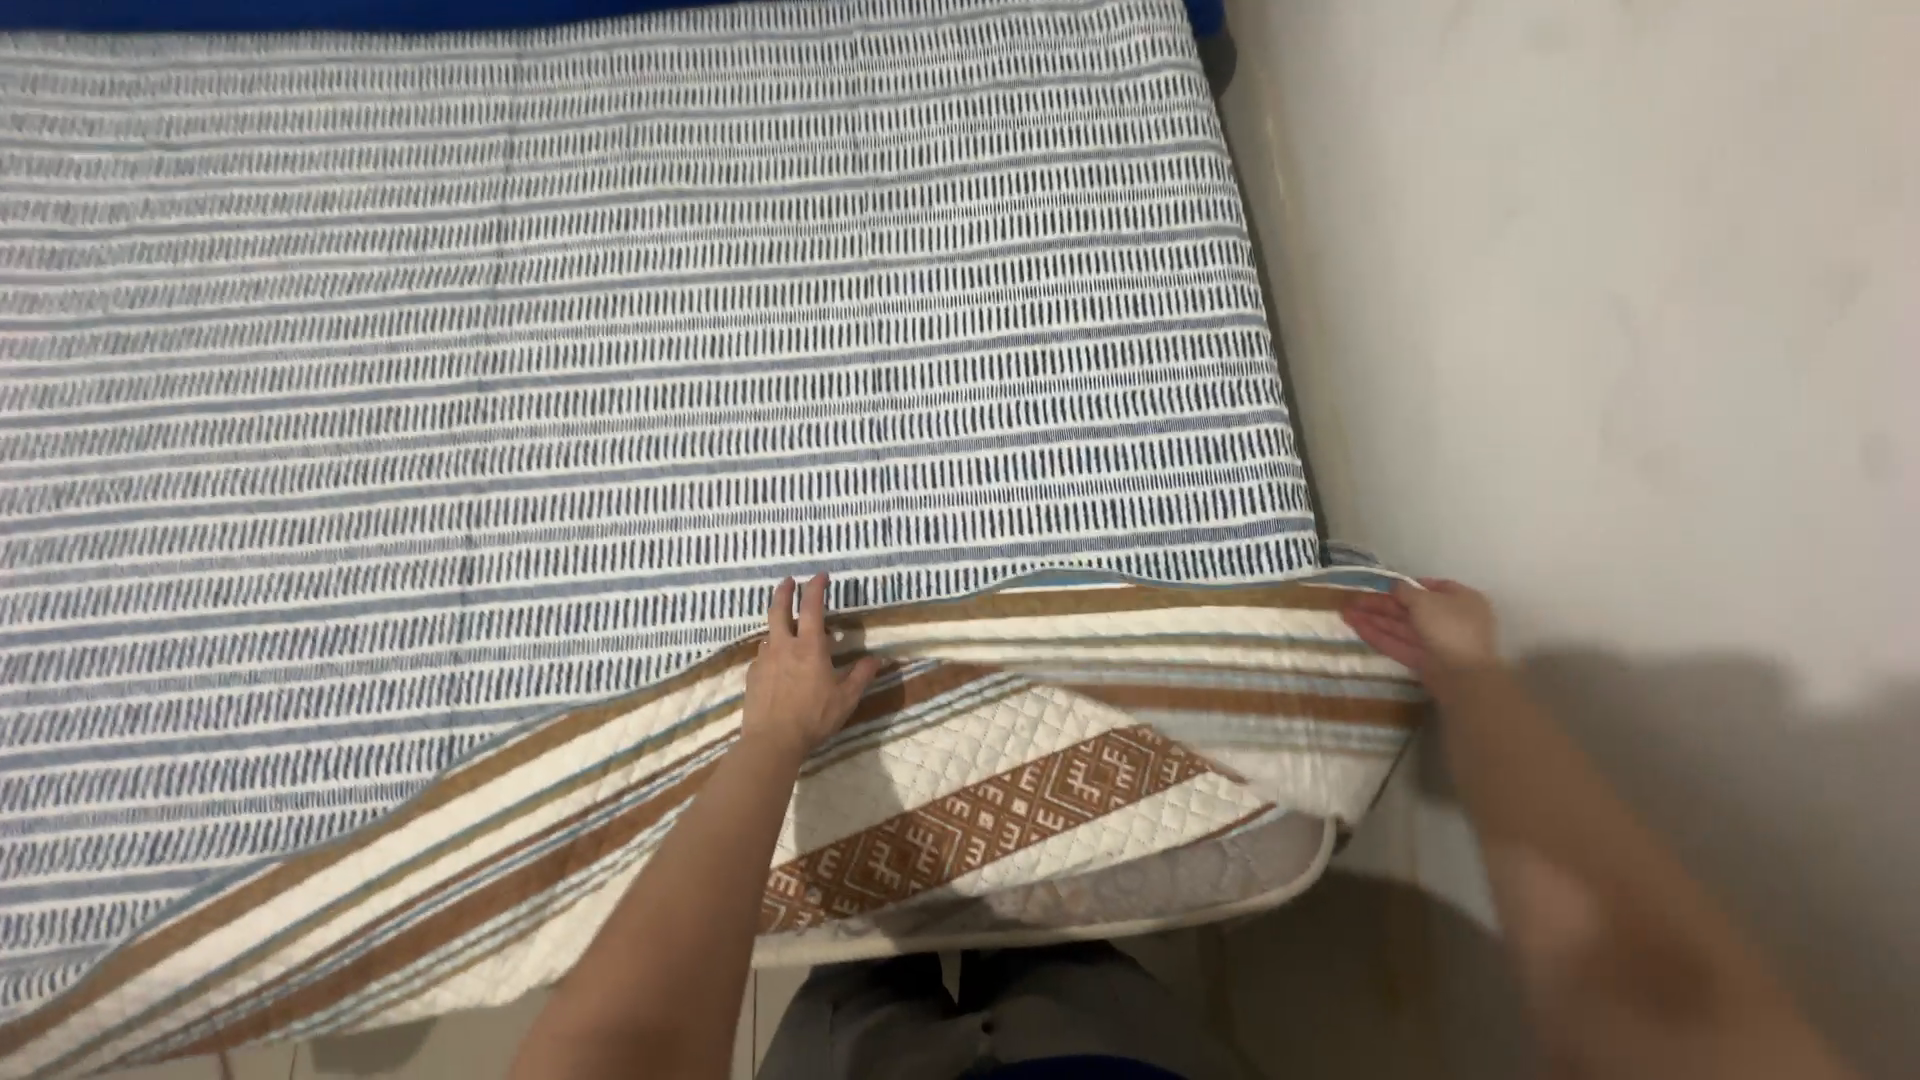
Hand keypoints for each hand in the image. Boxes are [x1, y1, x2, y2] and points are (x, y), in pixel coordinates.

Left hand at [742, 573, 882, 761]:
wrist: (772, 741)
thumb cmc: (814, 718)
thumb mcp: (846, 698)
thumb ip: (861, 675)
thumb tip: (877, 659)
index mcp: (809, 647)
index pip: (811, 607)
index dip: (815, 588)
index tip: (820, 576)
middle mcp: (784, 647)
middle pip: (778, 610)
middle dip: (784, 591)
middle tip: (789, 581)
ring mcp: (764, 661)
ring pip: (770, 634)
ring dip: (778, 627)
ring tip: (788, 633)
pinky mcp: (753, 677)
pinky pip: (763, 657)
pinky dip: (772, 653)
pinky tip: (778, 666)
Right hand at [1341, 578, 1499, 674]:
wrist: (1462, 673)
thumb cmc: (1449, 626)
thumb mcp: (1425, 600)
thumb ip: (1405, 591)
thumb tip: (1394, 585)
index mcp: (1460, 600)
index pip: (1432, 588)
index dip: (1407, 586)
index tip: (1384, 586)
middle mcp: (1449, 619)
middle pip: (1409, 609)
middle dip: (1380, 605)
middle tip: (1353, 601)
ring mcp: (1435, 641)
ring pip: (1400, 627)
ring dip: (1374, 619)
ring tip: (1346, 613)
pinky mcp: (1422, 660)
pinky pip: (1398, 644)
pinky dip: (1378, 636)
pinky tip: (1356, 628)